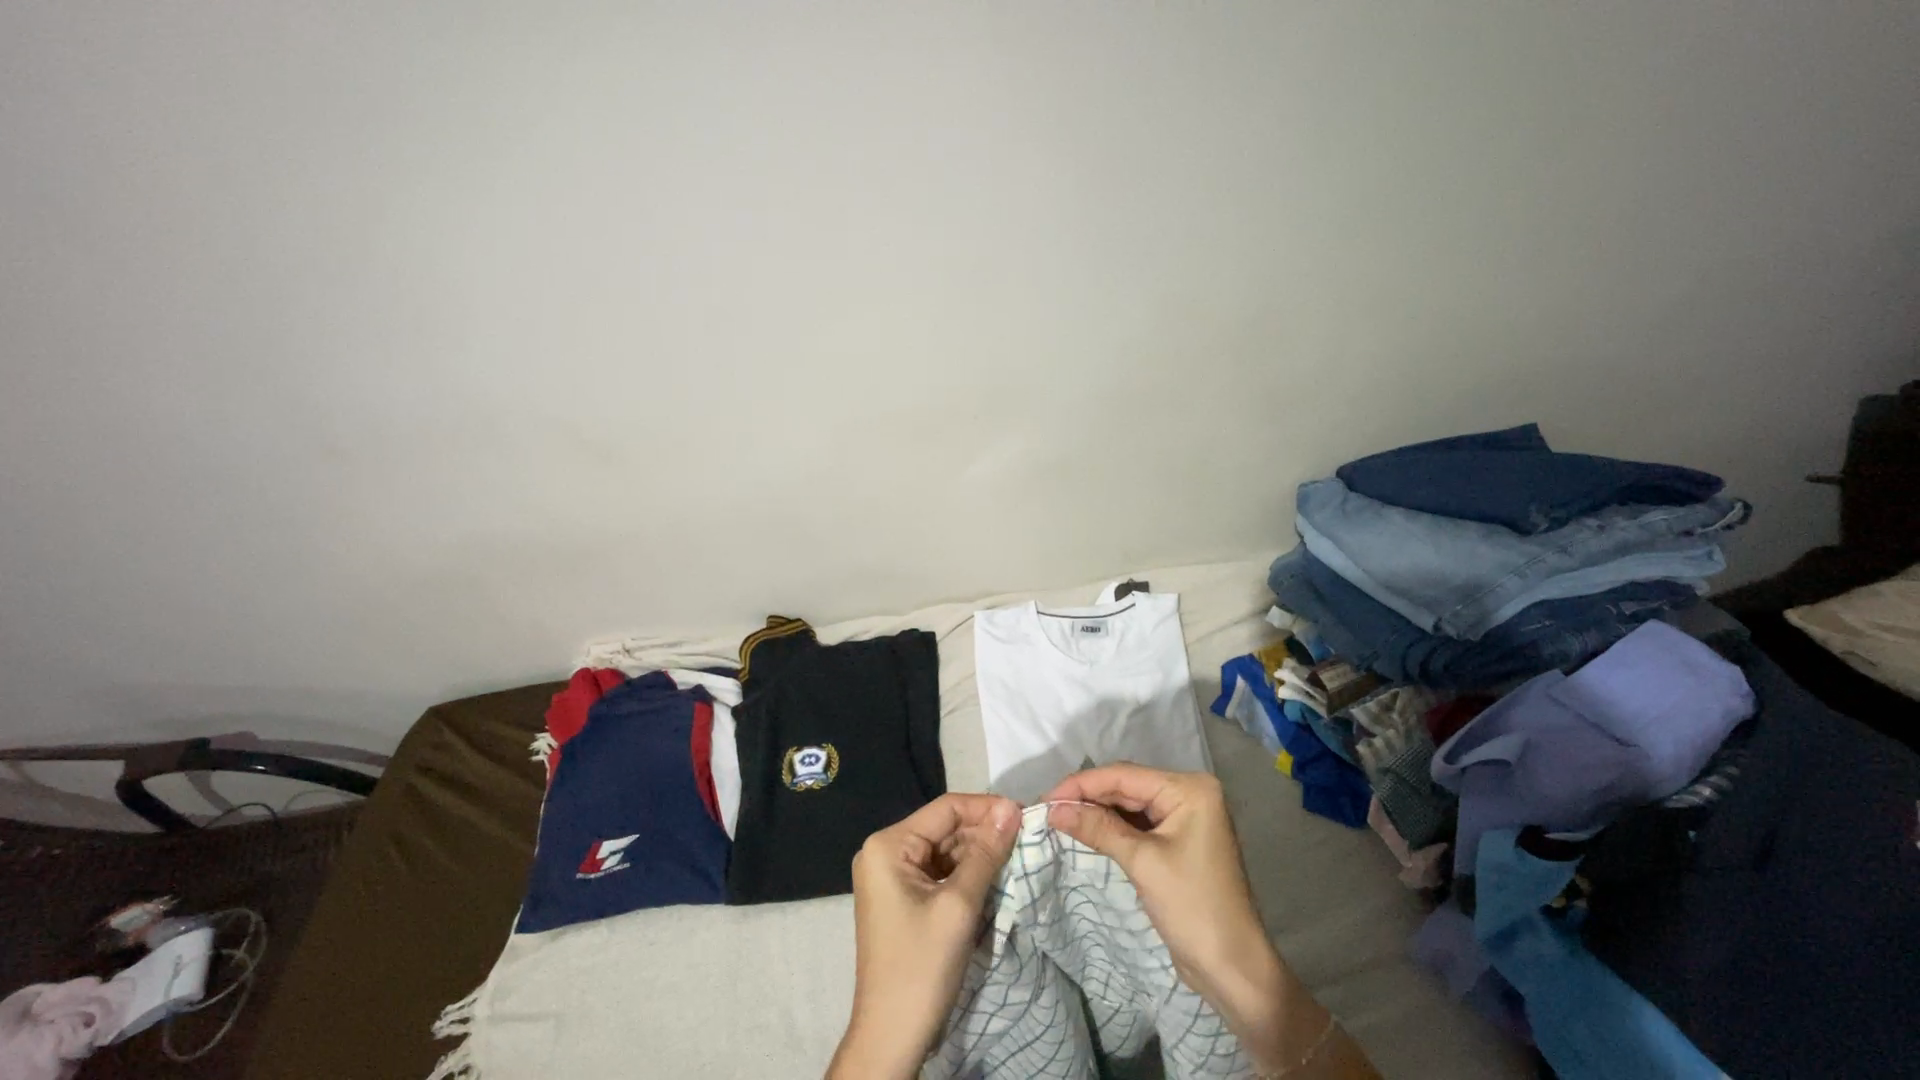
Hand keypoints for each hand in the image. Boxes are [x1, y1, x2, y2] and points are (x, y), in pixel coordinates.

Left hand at [827, 793, 1019, 1079]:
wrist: (893, 1033)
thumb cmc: (922, 965)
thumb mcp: (959, 905)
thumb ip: (986, 853)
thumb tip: (1011, 808)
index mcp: (888, 845)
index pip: (946, 809)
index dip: (987, 809)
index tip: (1026, 817)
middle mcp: (885, 852)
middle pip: (945, 828)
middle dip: (985, 833)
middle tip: (1028, 840)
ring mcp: (892, 876)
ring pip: (946, 851)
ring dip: (979, 855)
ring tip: (1018, 858)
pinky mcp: (903, 898)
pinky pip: (940, 873)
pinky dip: (967, 875)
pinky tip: (996, 879)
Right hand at [1043, 766, 1377, 1077]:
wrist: (1230, 964)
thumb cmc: (1192, 906)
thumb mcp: (1142, 862)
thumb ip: (1097, 828)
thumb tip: (1053, 809)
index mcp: (1190, 788)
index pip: (1124, 775)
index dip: (1081, 785)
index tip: (1044, 799)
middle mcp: (1190, 793)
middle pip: (1126, 785)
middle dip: (1087, 797)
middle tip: (1046, 810)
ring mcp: (1185, 817)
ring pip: (1129, 803)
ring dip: (1096, 811)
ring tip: (1058, 819)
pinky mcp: (1177, 840)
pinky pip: (1137, 823)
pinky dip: (1111, 826)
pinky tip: (1085, 830)